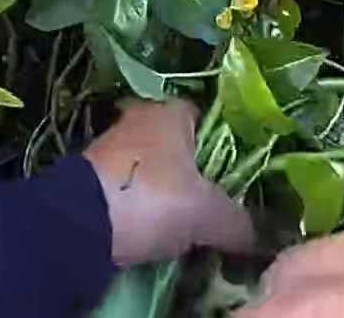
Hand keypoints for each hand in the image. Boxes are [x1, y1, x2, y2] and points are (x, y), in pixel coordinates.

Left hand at [82, 99, 254, 265]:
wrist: (82, 218)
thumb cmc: (152, 195)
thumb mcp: (206, 211)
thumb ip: (238, 220)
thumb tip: (261, 234)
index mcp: (173, 109)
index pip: (209, 118)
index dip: (226, 147)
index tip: (237, 180)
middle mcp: (145, 114)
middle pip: (183, 144)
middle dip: (196, 172)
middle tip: (215, 205)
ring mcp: (118, 139)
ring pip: (157, 164)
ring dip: (169, 188)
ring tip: (187, 221)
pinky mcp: (98, 168)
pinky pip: (135, 182)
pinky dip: (146, 199)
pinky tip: (155, 223)